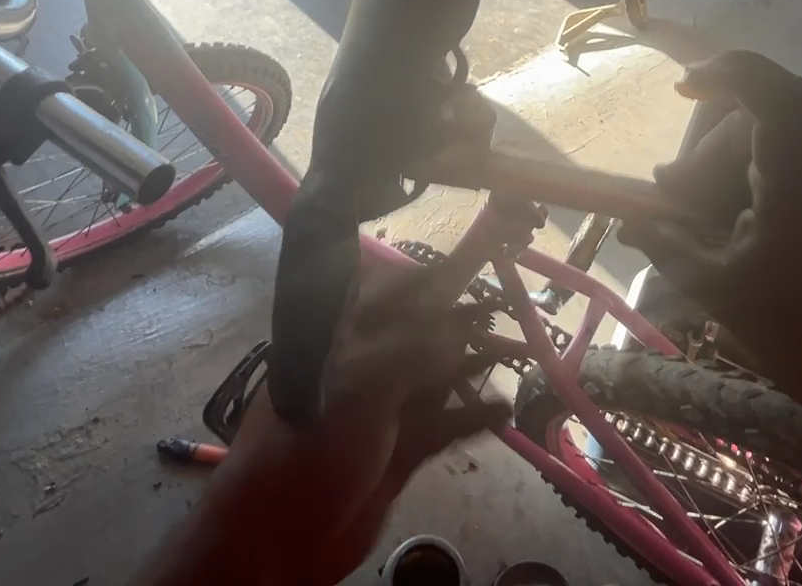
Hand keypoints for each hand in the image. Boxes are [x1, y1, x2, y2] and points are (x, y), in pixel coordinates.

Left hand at [139, 266, 506, 585]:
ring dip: (474, 366)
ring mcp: (384, 408)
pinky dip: (473, 416)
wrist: (281, 534)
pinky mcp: (400, 448)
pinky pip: (444, 424)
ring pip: (438, 377)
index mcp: (343, 338)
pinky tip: (503, 409)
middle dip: (462, 322)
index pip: (390, 294)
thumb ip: (411, 353)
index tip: (471, 266)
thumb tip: (455, 325)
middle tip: (505, 310)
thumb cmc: (309, 445)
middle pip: (421, 334)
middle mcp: (365, 365)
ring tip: (520, 352)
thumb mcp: (359, 387)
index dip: (430, 279)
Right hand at [621, 51, 801, 410]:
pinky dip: (768, 206)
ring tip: (708, 239)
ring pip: (782, 165)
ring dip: (735, 187)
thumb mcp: (723, 291)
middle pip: (761, 134)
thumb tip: (634, 221)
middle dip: (708, 161)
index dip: (724, 72)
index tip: (682, 88)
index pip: (770, 90)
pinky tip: (751, 253)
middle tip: (673, 206)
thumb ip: (671, 246)